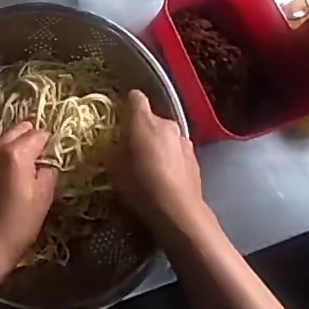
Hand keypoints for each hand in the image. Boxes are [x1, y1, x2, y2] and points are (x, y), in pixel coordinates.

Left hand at [0, 121, 57, 275]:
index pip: (39, 134)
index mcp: (16, 153)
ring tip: (23, 171)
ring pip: (6, 139)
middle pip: (20, 130)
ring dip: (16, 148)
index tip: (50, 160)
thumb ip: (48, 172)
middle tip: (38, 162)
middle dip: (31, 140)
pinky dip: (3, 157)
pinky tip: (7, 178)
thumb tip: (45, 164)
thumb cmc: (16, 225)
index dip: (48, 145)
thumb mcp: (42, 199)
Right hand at [112, 90, 212, 240]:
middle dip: (143, 131)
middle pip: (151, 119)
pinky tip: (167, 179)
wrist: (178, 211)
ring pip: (166, 136)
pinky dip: (172, 159)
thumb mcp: (114, 168)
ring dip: (159, 145)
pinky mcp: (194, 157)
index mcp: (143, 120)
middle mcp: (166, 123)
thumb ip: (115, 149)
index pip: (135, 97)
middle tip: (133, 152)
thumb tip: (117, 144)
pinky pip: (178, 151)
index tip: (121, 120)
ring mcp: (183, 139)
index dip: (127, 106)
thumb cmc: (140, 185)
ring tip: (152, 169)